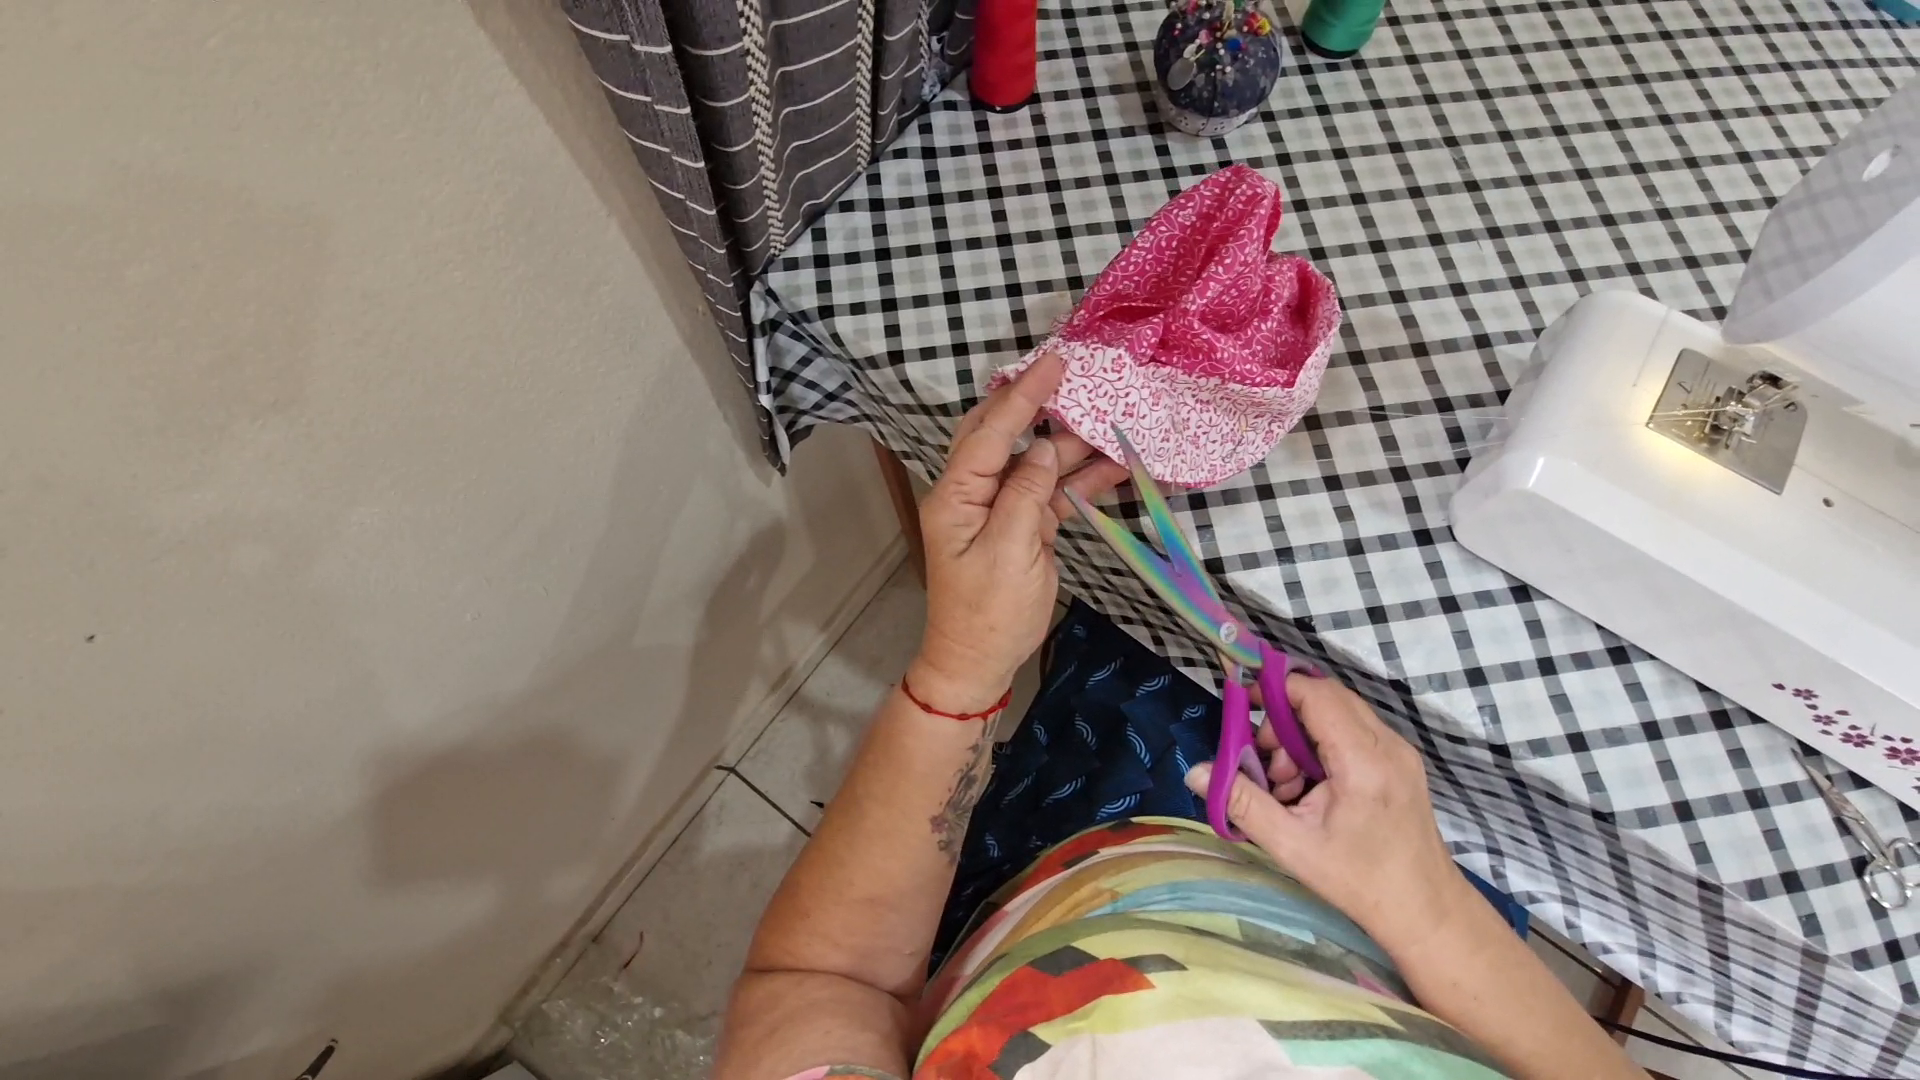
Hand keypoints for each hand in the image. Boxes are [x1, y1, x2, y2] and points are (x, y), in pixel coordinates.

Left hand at [908, 351, 1127, 710]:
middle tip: (1075, 377)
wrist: (981, 662)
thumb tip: (1045, 449)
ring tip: (1113, 421)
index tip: (1054, 364)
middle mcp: (974, 493)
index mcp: (956, 495)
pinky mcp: (1024, 527)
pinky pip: (1053, 494)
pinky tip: (1117, 466)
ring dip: (1072, 445)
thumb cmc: (987, 613)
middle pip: (1005, 436)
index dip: (1023, 397)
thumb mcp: (1007, 552)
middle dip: (1039, 406)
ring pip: (1036, 464)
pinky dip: (1082, 481)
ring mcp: (1000, 509)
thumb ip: (1025, 494)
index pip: (990, 433)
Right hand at [1186, 674, 1469, 944]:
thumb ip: (1242, 802)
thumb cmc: (1359, 881)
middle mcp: (1387, 745)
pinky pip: (1351, 732)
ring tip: (1288, 783)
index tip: (1242, 706)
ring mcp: (1398, 752)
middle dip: (1284, 718)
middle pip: (1325, 697)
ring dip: (1301, 734)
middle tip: (1265, 760)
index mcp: (1364, 761)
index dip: (1275, 689)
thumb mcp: (1292, 845)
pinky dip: (1321, 746)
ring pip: (1337, 713)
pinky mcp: (1399, 763)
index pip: (1315, 694)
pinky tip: (1310, 788)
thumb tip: (1195, 773)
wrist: (1427, 913)